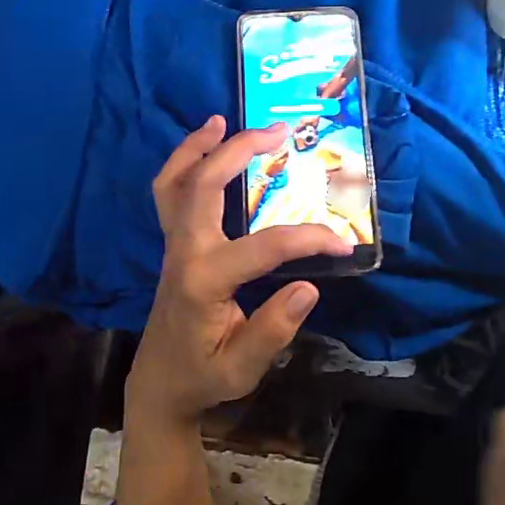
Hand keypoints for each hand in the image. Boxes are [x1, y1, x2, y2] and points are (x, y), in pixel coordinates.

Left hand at [126, 116, 351, 431]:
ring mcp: (173, 245)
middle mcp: (184, 252)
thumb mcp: (243, 369)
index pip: (262, 247)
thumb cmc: (203, 377)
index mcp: (203, 282)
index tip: (343, 243)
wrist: (161, 383)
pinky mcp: (173, 244)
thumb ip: (272, 330)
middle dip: (240, 153)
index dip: (307, 239)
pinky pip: (169, 194)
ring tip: (224, 121)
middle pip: (203, 187)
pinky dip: (182, 164)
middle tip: (279, 133)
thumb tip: (308, 286)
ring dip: (198, 148)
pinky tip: (204, 149)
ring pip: (175, 183)